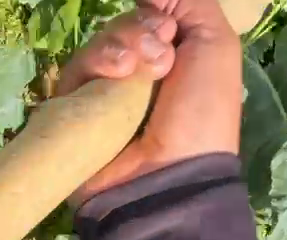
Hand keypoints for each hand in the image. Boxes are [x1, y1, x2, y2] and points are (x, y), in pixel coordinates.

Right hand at [55, 0, 242, 205]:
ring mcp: (99, 100)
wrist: (171, 176)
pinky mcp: (72, 117)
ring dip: (117, 44)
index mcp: (162, 64)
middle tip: (158, 58)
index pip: (143, 21)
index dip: (153, 17)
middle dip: (137, 30)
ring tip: (133, 69)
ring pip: (95, 48)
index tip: (169, 32)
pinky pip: (72, 74)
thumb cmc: (201, 115)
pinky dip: (94, 64)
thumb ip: (189, 3)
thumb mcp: (215, 44)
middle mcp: (129, 81)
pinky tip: (114, 75)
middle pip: (118, 30)